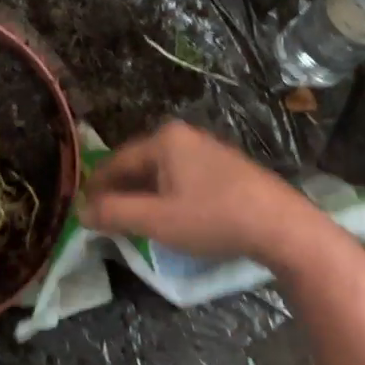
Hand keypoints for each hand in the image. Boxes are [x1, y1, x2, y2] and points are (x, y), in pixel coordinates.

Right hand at [80, 121, 313, 260]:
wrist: (284, 228)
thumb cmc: (214, 218)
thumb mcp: (156, 221)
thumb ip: (114, 214)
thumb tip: (80, 210)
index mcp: (163, 139)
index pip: (115, 162)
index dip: (96, 188)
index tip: (84, 211)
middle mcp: (183, 136)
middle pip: (138, 165)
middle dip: (121, 192)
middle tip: (107, 220)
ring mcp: (207, 150)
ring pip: (161, 173)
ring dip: (145, 196)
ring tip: (136, 222)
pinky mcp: (226, 168)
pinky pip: (183, 178)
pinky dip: (169, 196)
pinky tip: (172, 218)